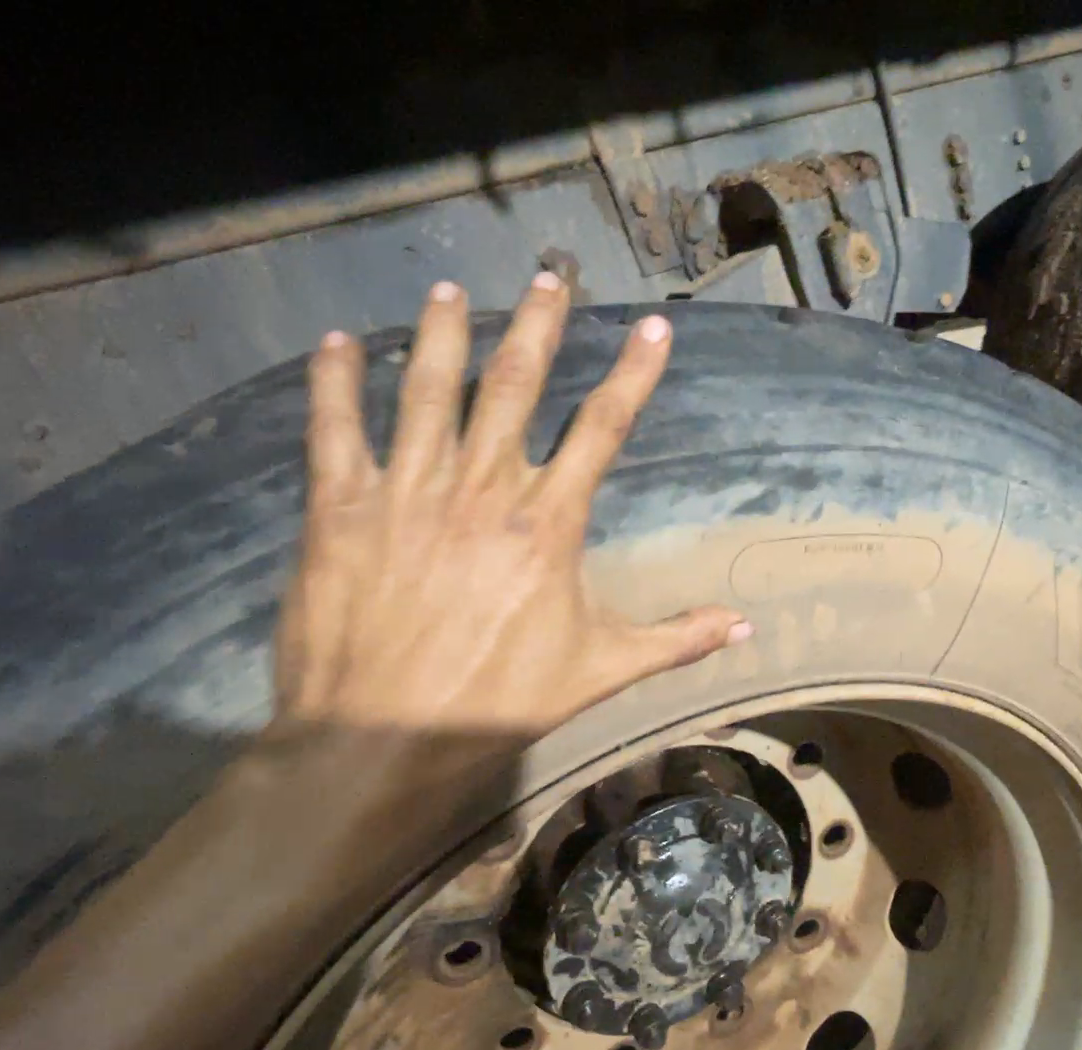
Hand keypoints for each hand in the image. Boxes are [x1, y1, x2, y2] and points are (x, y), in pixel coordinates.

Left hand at [272, 274, 748, 739]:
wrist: (381, 740)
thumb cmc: (502, 700)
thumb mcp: (604, 668)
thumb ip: (677, 639)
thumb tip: (746, 628)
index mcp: (548, 521)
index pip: (604, 429)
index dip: (634, 373)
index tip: (654, 327)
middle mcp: (482, 488)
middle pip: (516, 386)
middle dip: (538, 325)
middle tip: (550, 276)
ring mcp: (408, 492)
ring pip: (428, 391)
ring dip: (442, 336)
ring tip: (452, 291)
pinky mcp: (339, 509)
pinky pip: (337, 431)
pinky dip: (335, 384)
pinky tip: (337, 343)